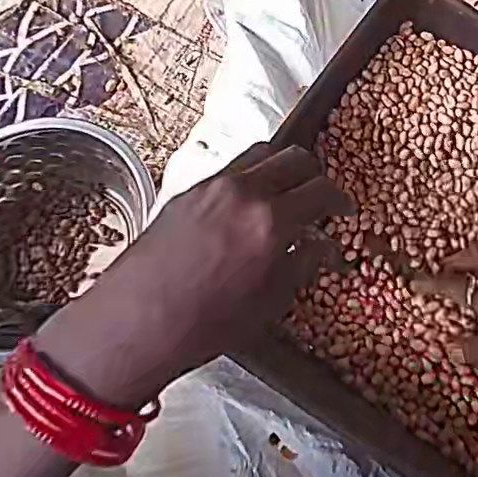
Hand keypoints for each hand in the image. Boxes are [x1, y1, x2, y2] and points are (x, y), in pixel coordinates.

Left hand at [36, 143, 351, 405]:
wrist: (135, 321)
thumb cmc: (205, 324)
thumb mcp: (268, 302)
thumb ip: (301, 264)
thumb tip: (322, 246)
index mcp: (271, 221)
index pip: (321, 191)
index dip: (339, 200)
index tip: (343, 211)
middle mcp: (244, 191)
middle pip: (294, 158)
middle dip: (314, 175)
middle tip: (317, 199)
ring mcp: (213, 185)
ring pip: (261, 152)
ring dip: (281, 167)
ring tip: (283, 194)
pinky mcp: (188, 189)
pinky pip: (232, 168)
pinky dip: (251, 175)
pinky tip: (247, 205)